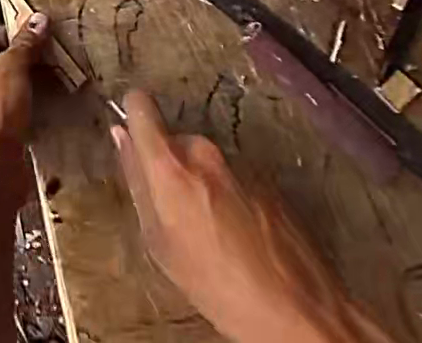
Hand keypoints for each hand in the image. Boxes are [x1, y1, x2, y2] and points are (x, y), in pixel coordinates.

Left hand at [0, 14, 49, 167]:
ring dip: (30, 85)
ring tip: (57, 82)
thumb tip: (39, 19)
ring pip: (7, 86)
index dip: (18, 35)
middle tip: (56, 60)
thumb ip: (26, 45)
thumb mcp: (13, 69)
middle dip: (27, 61)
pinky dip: (29, 106)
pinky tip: (48, 108)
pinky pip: (12, 109)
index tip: (44, 38)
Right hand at [110, 89, 394, 342]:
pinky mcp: (269, 179)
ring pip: (205, 159)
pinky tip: (241, 234)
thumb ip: (136, 180)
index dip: (132, 112)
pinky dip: (230, 193)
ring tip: (214, 228)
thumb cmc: (216, 284)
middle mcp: (204, 151)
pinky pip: (233, 175)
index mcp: (170, 163)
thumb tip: (120, 136)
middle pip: (174, 140)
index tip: (132, 132)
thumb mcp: (159, 240)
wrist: (301, 316)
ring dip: (202, 180)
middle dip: (171, 164)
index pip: (139, 105)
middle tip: (176, 208)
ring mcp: (240, 162)